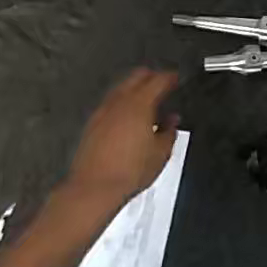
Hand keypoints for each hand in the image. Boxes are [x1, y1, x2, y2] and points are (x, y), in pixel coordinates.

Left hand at [62, 68, 179, 211]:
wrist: (94, 189)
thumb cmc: (128, 172)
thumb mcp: (161, 153)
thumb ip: (170, 131)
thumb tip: (172, 121)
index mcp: (140, 104)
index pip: (159, 80)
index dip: (170, 77)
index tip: (175, 78)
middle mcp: (119, 103)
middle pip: (137, 76)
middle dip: (152, 77)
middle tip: (162, 84)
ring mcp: (102, 112)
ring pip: (121, 88)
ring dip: (135, 90)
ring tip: (146, 103)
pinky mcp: (92, 124)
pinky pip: (110, 104)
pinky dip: (121, 104)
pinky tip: (127, 119)